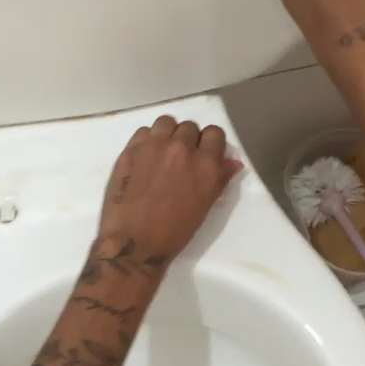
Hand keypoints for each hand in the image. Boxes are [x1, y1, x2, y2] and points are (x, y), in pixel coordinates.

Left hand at [91, 116, 241, 275]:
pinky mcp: (131, 150)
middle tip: (179, 160)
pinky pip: (143, 131)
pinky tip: (143, 158)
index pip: (215, 133)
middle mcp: (182, 149)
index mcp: (206, 165)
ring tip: (161, 153)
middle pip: (190, 126)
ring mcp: (154, 146)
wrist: (134, 243)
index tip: (202, 154)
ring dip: (167, 134)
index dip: (209, 143)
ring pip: (166, 122)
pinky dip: (146, 140)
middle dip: (187, 140)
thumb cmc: (173, 233)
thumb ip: (220, 180)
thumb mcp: (204, 207)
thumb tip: (233, 163)